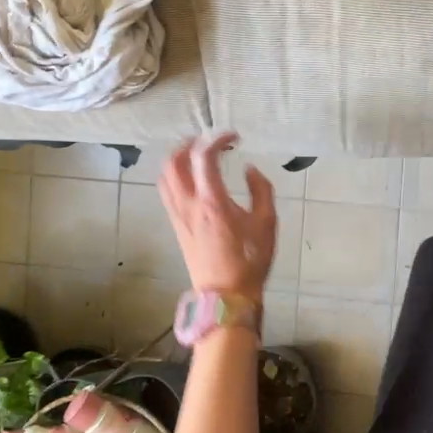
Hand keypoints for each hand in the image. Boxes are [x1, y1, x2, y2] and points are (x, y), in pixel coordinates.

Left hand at [157, 132, 276, 299]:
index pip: (203, 156)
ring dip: (178, 158)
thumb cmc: (250, 259)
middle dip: (190, 144)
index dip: (217, 138)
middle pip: (174, 161)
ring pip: (165, 176)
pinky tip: (191, 179)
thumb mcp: (267, 222)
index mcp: (212, 201)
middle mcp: (189, 204)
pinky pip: (167, 192)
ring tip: (197, 156)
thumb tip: (250, 170)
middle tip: (210, 141)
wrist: (226, 295)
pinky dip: (174, 176)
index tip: (234, 136)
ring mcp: (178, 215)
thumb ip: (261, 190)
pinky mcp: (176, 225)